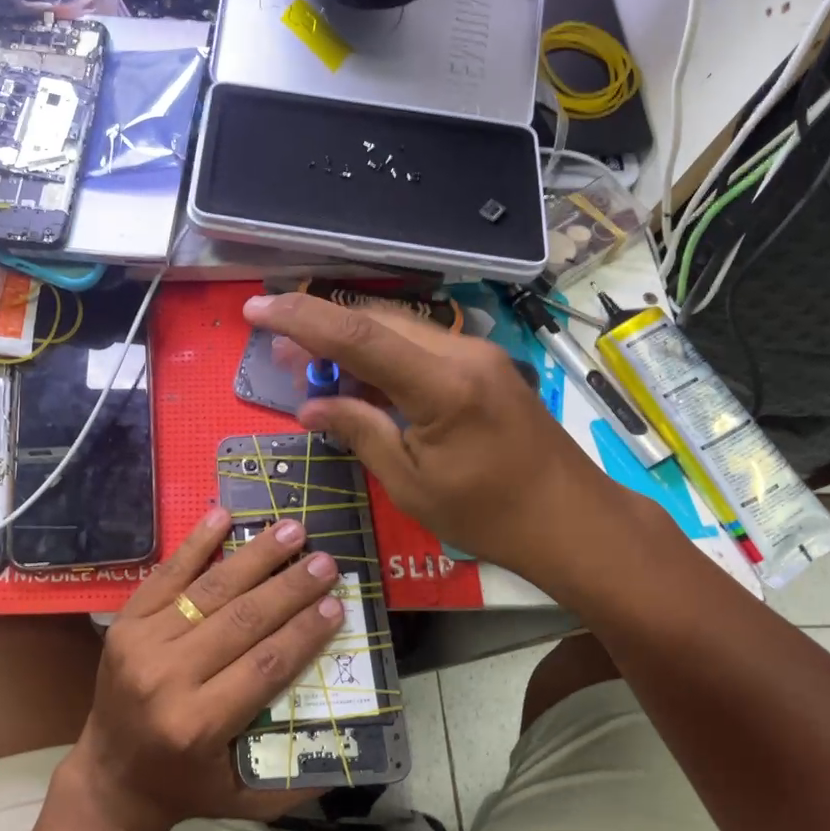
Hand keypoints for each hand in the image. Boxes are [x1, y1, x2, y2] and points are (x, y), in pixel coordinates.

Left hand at [57, 506, 345, 830]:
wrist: (110, 777)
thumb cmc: (186, 786)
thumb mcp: (244, 798)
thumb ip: (296, 778)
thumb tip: (351, 739)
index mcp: (199, 724)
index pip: (264, 665)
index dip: (302, 632)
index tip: (335, 604)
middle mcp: (168, 679)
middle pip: (240, 620)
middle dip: (289, 587)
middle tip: (326, 560)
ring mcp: (141, 645)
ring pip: (208, 591)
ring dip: (254, 556)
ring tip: (291, 530)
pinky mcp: (125, 623)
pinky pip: (166, 575)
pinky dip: (197, 544)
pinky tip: (223, 516)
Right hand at [245, 292, 667, 598]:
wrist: (572, 519)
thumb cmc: (490, 516)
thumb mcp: (411, 484)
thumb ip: (359, 432)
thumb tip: (308, 407)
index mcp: (443, 386)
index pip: (359, 336)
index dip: (302, 319)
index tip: (256, 310)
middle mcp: (461, 353)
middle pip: (374, 322)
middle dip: (319, 329)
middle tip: (278, 354)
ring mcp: (476, 354)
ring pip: (396, 328)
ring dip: (348, 341)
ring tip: (307, 366)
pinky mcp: (482, 364)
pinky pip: (418, 345)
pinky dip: (379, 355)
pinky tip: (357, 378)